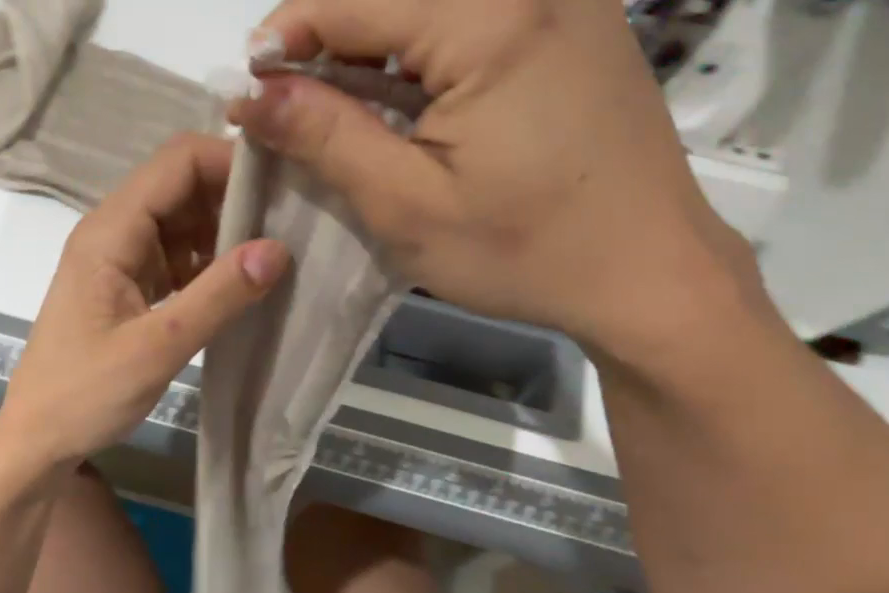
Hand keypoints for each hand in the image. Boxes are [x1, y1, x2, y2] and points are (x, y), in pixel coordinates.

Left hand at [0, 135, 288, 473]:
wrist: (36, 443)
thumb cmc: (83, 396)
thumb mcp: (156, 349)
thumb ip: (216, 297)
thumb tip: (279, 248)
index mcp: (108, 233)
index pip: (178, 161)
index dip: (233, 162)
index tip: (286, 187)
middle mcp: (110, 236)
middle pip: (181, 187)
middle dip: (235, 199)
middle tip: (293, 225)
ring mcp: (115, 265)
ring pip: (180, 225)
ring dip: (223, 236)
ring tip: (276, 258)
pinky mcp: (122, 293)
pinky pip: (171, 261)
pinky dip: (204, 268)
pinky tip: (239, 289)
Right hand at [233, 0, 764, 354]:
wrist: (645, 268)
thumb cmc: (521, 249)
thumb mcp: (405, 204)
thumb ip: (326, 137)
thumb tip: (252, 93)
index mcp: (490, 21)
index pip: (355, 0)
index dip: (286, 36)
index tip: (244, 90)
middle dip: (324, 35)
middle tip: (282, 103)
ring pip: (430, 5)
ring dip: (368, 45)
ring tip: (329, 105)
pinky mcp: (574, 22)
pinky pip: (473, 16)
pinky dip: (418, 50)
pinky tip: (395, 97)